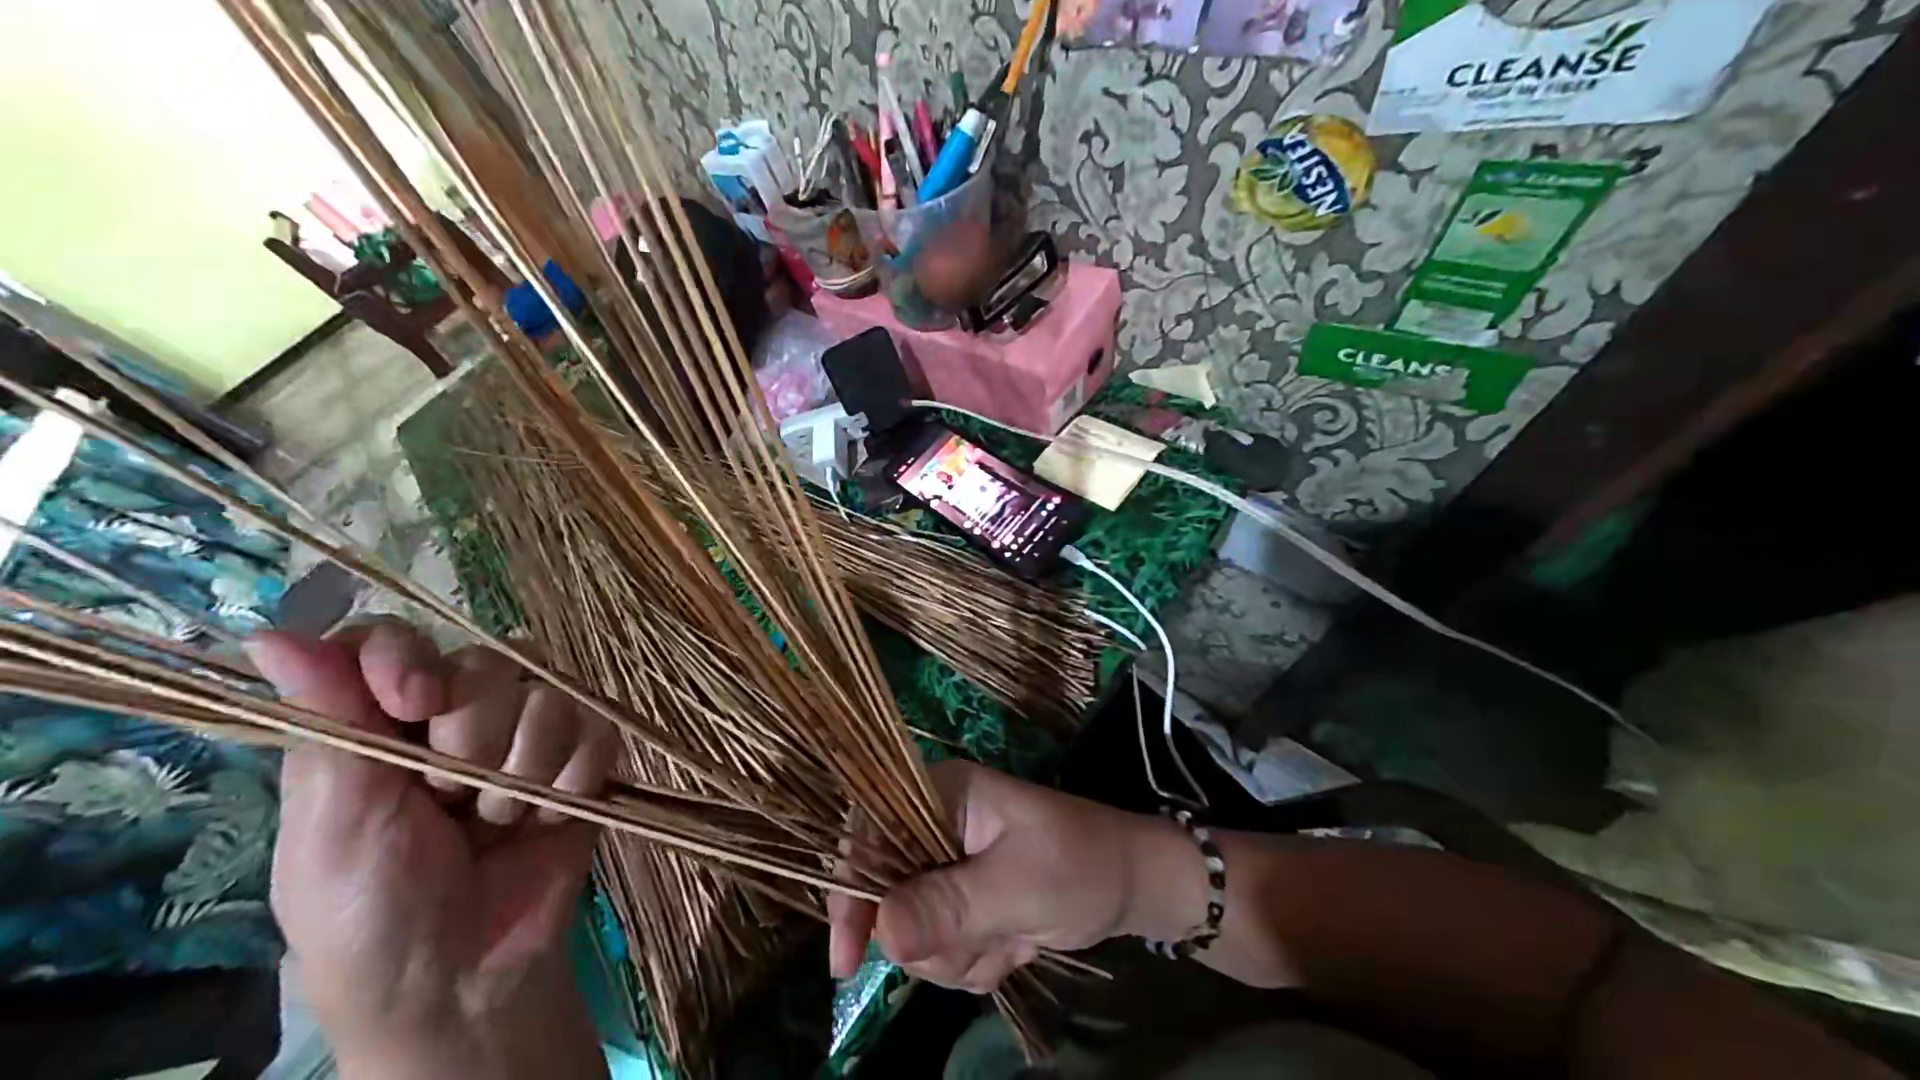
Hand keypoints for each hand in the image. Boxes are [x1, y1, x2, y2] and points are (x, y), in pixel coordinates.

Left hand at [252, 620, 614, 1079]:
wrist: (466, 978)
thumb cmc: (371, 911)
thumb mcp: (334, 822)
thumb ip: (327, 722)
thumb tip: (271, 631)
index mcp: (381, 722)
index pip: (395, 639)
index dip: (409, 656)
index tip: (414, 701)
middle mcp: (460, 714)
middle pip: (489, 662)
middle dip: (475, 734)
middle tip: (453, 798)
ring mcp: (530, 734)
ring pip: (551, 694)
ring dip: (526, 767)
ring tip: (501, 821)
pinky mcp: (585, 758)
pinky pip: (598, 728)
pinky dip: (575, 776)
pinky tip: (549, 817)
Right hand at [827, 761, 1205, 993]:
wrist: (1135, 886)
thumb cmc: (1083, 865)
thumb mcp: (1018, 886)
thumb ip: (948, 906)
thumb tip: (882, 930)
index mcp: (943, 793)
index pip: (870, 831)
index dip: (851, 890)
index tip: (849, 958)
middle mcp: (935, 822)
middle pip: (887, 892)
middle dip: (932, 935)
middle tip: (985, 939)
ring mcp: (949, 861)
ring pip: (913, 929)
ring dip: (960, 952)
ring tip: (1012, 937)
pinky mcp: (963, 896)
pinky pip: (941, 945)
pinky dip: (975, 958)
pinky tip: (1015, 944)